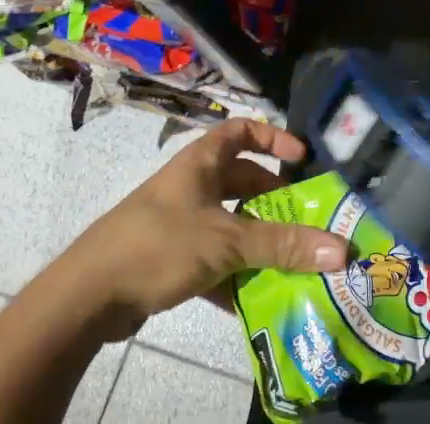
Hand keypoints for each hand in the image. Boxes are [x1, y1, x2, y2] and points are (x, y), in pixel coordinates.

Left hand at [69, 118, 346, 337]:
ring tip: (291, 260)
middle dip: (274, 199)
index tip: (302, 159)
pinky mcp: (168, 259)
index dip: (273, 138)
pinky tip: (254, 299)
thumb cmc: (159, 244)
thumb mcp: (227, 240)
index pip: (241, 131)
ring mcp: (178, 223)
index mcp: (200, 163)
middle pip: (241, 181)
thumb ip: (283, 245)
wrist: (88, 295)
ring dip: (257, 241)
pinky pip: (213, 260)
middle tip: (306, 217)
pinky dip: (234, 274)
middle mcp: (190, 186)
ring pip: (230, 223)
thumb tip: (341, 248)